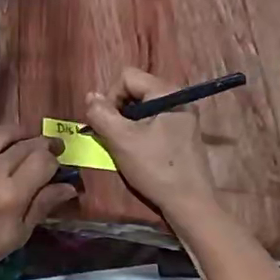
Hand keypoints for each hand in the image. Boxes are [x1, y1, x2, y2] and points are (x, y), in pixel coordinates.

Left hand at [0, 125, 76, 279]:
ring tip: (21, 144)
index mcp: (9, 192)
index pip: (43, 159)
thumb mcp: (18, 233)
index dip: (54, 159)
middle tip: (47, 148)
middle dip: (40, 144)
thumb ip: (42, 204)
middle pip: (23, 142)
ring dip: (15, 136)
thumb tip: (68, 186)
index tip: (58, 160)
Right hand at [83, 68, 215, 214]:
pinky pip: (152, 119)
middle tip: (112, 133)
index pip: (127, 77)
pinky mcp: (182, 132)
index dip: (110, 96)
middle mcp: (178, 99)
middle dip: (117, 109)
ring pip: (141, 106)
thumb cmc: (155, 167)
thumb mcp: (120, 139)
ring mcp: (183, 116)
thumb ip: (101, 113)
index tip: (107, 122)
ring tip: (122, 143)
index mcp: (167, 94)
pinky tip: (136, 149)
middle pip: (134, 89)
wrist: (189, 202)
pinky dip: (138, 130)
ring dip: (125, 121)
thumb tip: (90, 96)